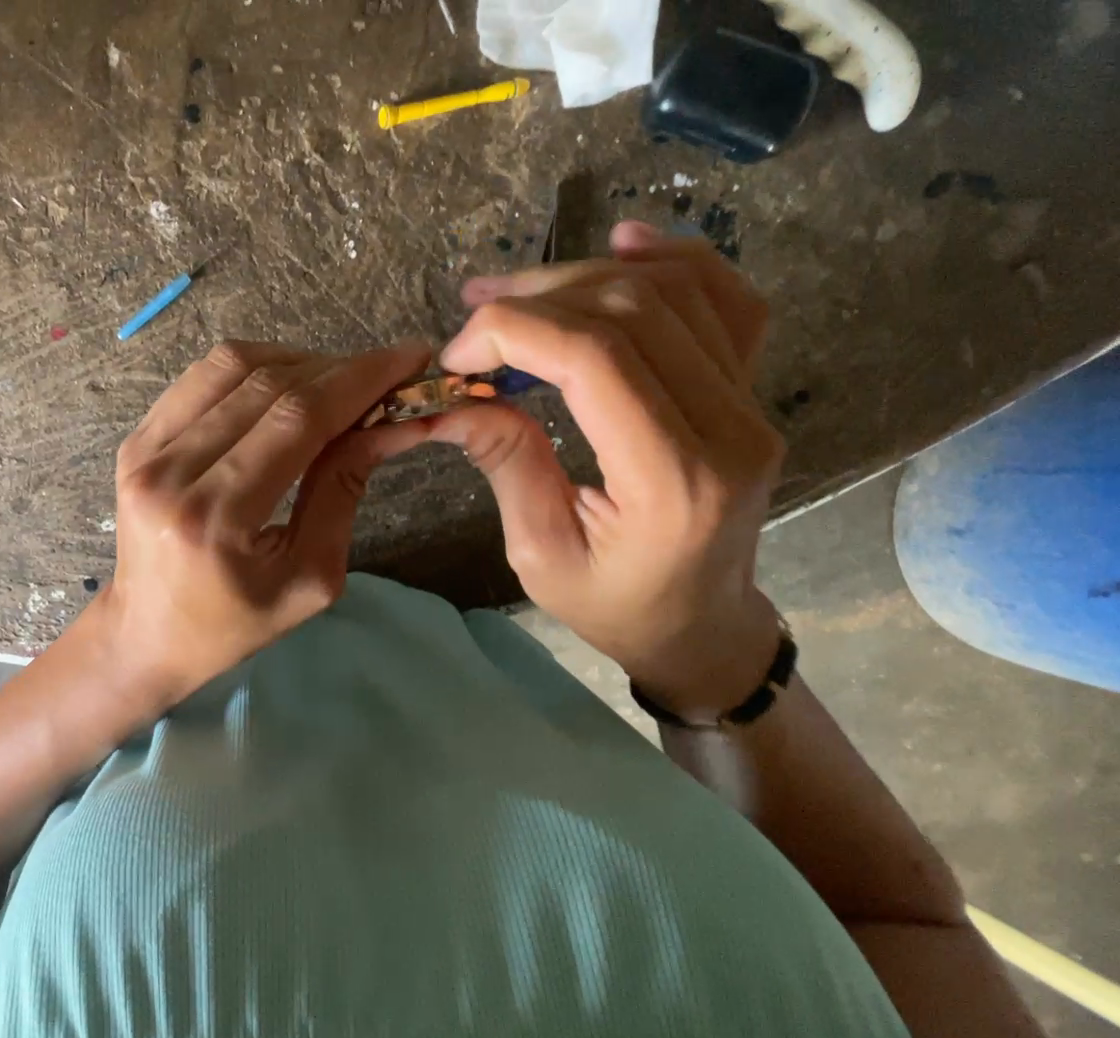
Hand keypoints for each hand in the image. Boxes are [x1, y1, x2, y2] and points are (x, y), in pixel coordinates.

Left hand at [96, 341, 432, 704]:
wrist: (147, 636)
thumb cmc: (233, 625)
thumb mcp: (307, 580)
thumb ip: (342, 494)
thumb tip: (389, 424)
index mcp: (215, 518)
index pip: (297, 419)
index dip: (359, 380)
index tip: (410, 359)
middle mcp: (170, 473)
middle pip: (266, 386)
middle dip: (337, 369)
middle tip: (383, 375)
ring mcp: (143, 452)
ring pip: (228, 366)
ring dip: (293, 362)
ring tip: (334, 384)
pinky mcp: (131, 441)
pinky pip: (198, 380)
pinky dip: (249, 371)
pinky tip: (282, 389)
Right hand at [430, 221, 785, 715]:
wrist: (700, 624)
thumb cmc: (613, 605)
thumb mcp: (540, 553)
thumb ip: (506, 464)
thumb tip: (454, 397)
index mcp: (673, 480)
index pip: (596, 358)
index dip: (515, 333)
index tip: (456, 356)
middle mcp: (728, 426)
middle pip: (633, 310)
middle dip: (537, 298)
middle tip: (471, 315)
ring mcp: (752, 401)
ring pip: (675, 291)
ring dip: (583, 277)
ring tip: (514, 291)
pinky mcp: (751, 389)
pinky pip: (727, 300)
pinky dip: (673, 261)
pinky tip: (621, 244)